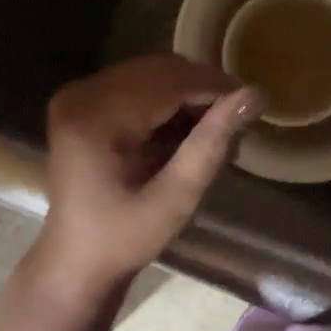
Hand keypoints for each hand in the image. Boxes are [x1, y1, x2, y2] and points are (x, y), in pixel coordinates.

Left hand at [23, 55, 256, 300]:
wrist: (76, 260)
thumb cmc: (124, 238)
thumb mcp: (176, 198)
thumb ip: (211, 143)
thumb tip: (254, 95)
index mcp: (96, 118)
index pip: (169, 81)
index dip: (215, 87)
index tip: (251, 107)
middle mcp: (82, 94)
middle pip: (160, 70)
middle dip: (202, 90)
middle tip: (233, 123)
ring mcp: (79, 95)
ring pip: (152, 72)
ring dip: (187, 93)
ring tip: (210, 129)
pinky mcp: (83, 102)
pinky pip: (138, 83)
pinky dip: (167, 99)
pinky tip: (183, 130)